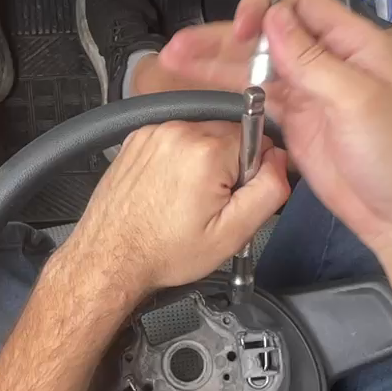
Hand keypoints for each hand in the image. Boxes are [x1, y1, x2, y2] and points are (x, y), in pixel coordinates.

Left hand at [62, 121, 289, 303]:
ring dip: (201, 164)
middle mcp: (177, 132)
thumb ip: (269, 191)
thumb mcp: (232, 234)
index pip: (256, 139)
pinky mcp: (137, 139)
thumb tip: (281, 161)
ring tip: (183, 200)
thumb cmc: (162, 251)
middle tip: (207, 204)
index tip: (231, 197)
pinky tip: (167, 192)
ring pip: (201, 138)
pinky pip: (174, 141)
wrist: (110, 258)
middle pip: (228, 135)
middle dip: (227, 167)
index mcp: (206, 151)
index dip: (250, 173)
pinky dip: (176, 162)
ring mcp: (153, 133)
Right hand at [158, 0, 391, 252]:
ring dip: (216, 63)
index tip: (237, 30)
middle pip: (267, 35)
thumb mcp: (359, 101)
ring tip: (174, 61)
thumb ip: (313, 60)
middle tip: (179, 46)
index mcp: (351, 44)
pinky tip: (200, 88)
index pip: (299, 3)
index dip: (263, 8)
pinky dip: (228, 92)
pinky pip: (256, 98)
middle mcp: (326, 61)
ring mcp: (308, 93)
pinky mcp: (294, 122)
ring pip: (255, 67)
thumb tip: (273, 18)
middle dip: (223, 37)